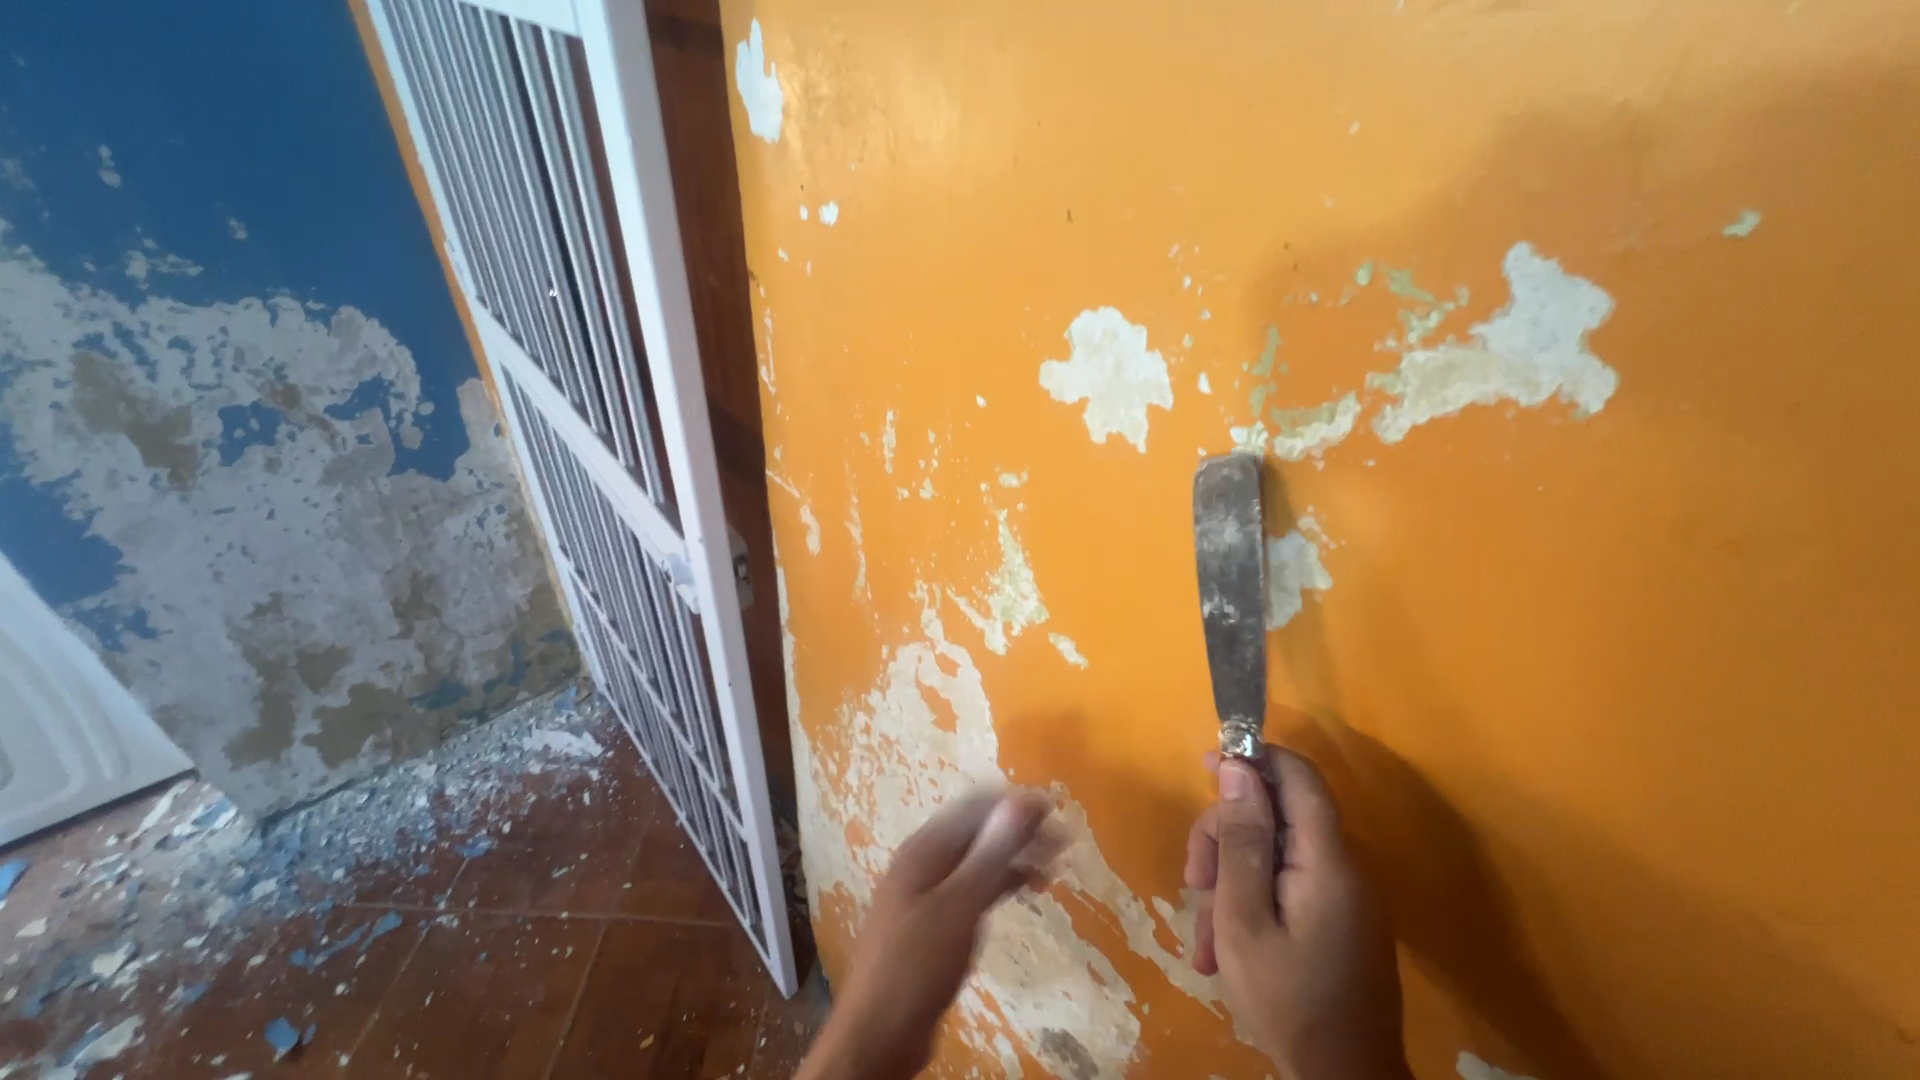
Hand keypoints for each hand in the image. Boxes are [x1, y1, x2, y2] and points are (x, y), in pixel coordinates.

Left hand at [798, 788, 1054, 1079]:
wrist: (878, 1034)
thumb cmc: (917, 964)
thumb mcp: (959, 906)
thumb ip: (990, 853)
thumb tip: (1019, 801)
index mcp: (925, 848)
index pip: (976, 806)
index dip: (1016, 803)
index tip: (1057, 811)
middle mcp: (924, 861)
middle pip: (978, 830)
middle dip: (1020, 830)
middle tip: (1064, 843)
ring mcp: (927, 891)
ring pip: (978, 859)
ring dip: (1014, 857)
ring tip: (1053, 868)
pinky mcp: (934, 921)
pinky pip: (973, 886)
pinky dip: (1000, 882)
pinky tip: (1024, 890)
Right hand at [1186, 746, 1411, 1079]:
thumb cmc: (1287, 999)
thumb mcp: (1244, 919)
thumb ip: (1241, 841)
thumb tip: (1237, 768)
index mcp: (1327, 860)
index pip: (1298, 776)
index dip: (1253, 759)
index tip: (1206, 767)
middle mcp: (1342, 868)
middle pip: (1277, 817)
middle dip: (1226, 838)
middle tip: (1193, 880)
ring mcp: (1341, 898)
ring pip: (1273, 856)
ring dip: (1229, 884)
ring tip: (1204, 940)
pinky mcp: (1336, 922)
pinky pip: (1285, 889)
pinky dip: (1250, 906)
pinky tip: (1222, 949)